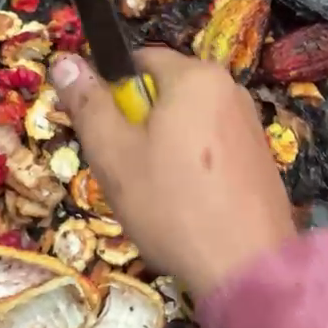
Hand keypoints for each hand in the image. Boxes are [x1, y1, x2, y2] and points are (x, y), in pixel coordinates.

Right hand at [52, 49, 295, 295]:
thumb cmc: (172, 205)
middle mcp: (229, 87)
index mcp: (195, 76)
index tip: (104, 134)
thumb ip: (88, 104)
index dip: (112, 93)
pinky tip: (188, 206)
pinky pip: (212, 146)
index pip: (139, 61)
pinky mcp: (261, 156)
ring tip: (157, 194)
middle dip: (140, 124)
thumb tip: (65, 61)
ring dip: (165, 148)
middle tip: (126, 171)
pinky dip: (193, 166)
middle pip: (166, 92)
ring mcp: (250, 123)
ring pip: (188, 123)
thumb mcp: (114, 155)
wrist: (247, 266)